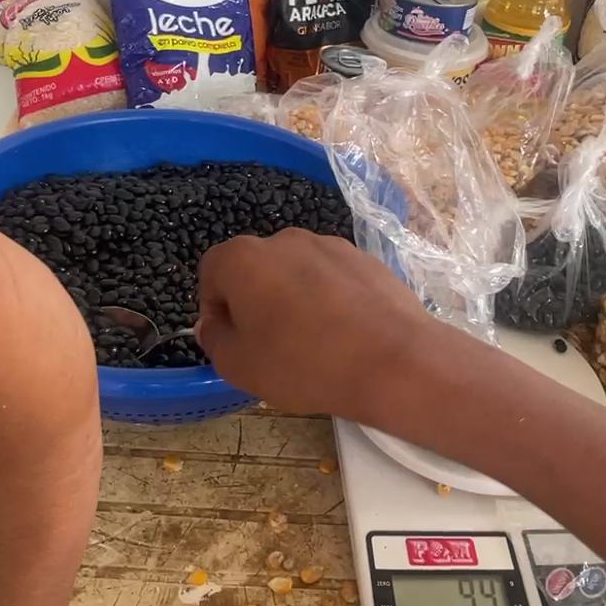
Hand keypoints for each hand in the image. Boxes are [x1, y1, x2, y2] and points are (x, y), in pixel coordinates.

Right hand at [196, 228, 441, 418]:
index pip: (211, 272)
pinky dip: (329, 300)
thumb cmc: (303, 363)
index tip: (230, 340)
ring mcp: (330, 245)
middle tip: (269, 346)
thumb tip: (213, 325)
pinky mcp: (366, 259)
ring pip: (296, 273)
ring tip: (312, 343)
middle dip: (254, 302)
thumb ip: (214, 340)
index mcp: (244, 258)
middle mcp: (285, 239)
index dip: (213, 308)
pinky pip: (332, 279)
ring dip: (293, 299)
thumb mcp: (239, 366)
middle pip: (255, 269)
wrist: (394, 360)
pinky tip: (344, 335)